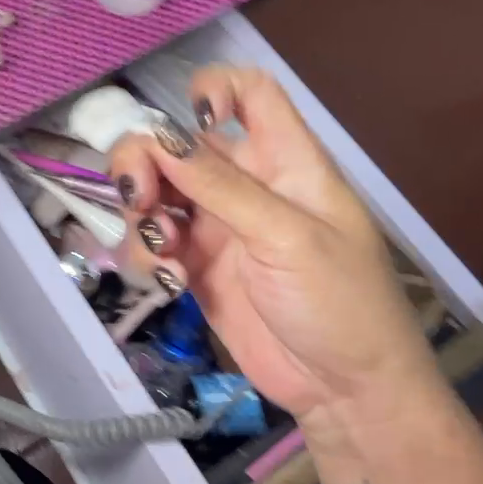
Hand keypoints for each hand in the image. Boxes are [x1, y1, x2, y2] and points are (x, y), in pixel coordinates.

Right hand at [108, 67, 441, 423]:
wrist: (345, 395)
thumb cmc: (341, 305)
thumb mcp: (286, 239)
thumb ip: (220, 186)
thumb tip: (157, 136)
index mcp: (284, 163)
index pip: (250, 94)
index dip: (214, 88)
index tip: (187, 118)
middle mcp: (244, 184)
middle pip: (173, 143)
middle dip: (143, 163)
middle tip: (137, 199)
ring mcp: (214, 223)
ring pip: (151, 189)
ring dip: (141, 215)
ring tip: (160, 253)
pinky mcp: (193, 261)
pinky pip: (149, 239)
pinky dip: (145, 254)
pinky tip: (167, 283)